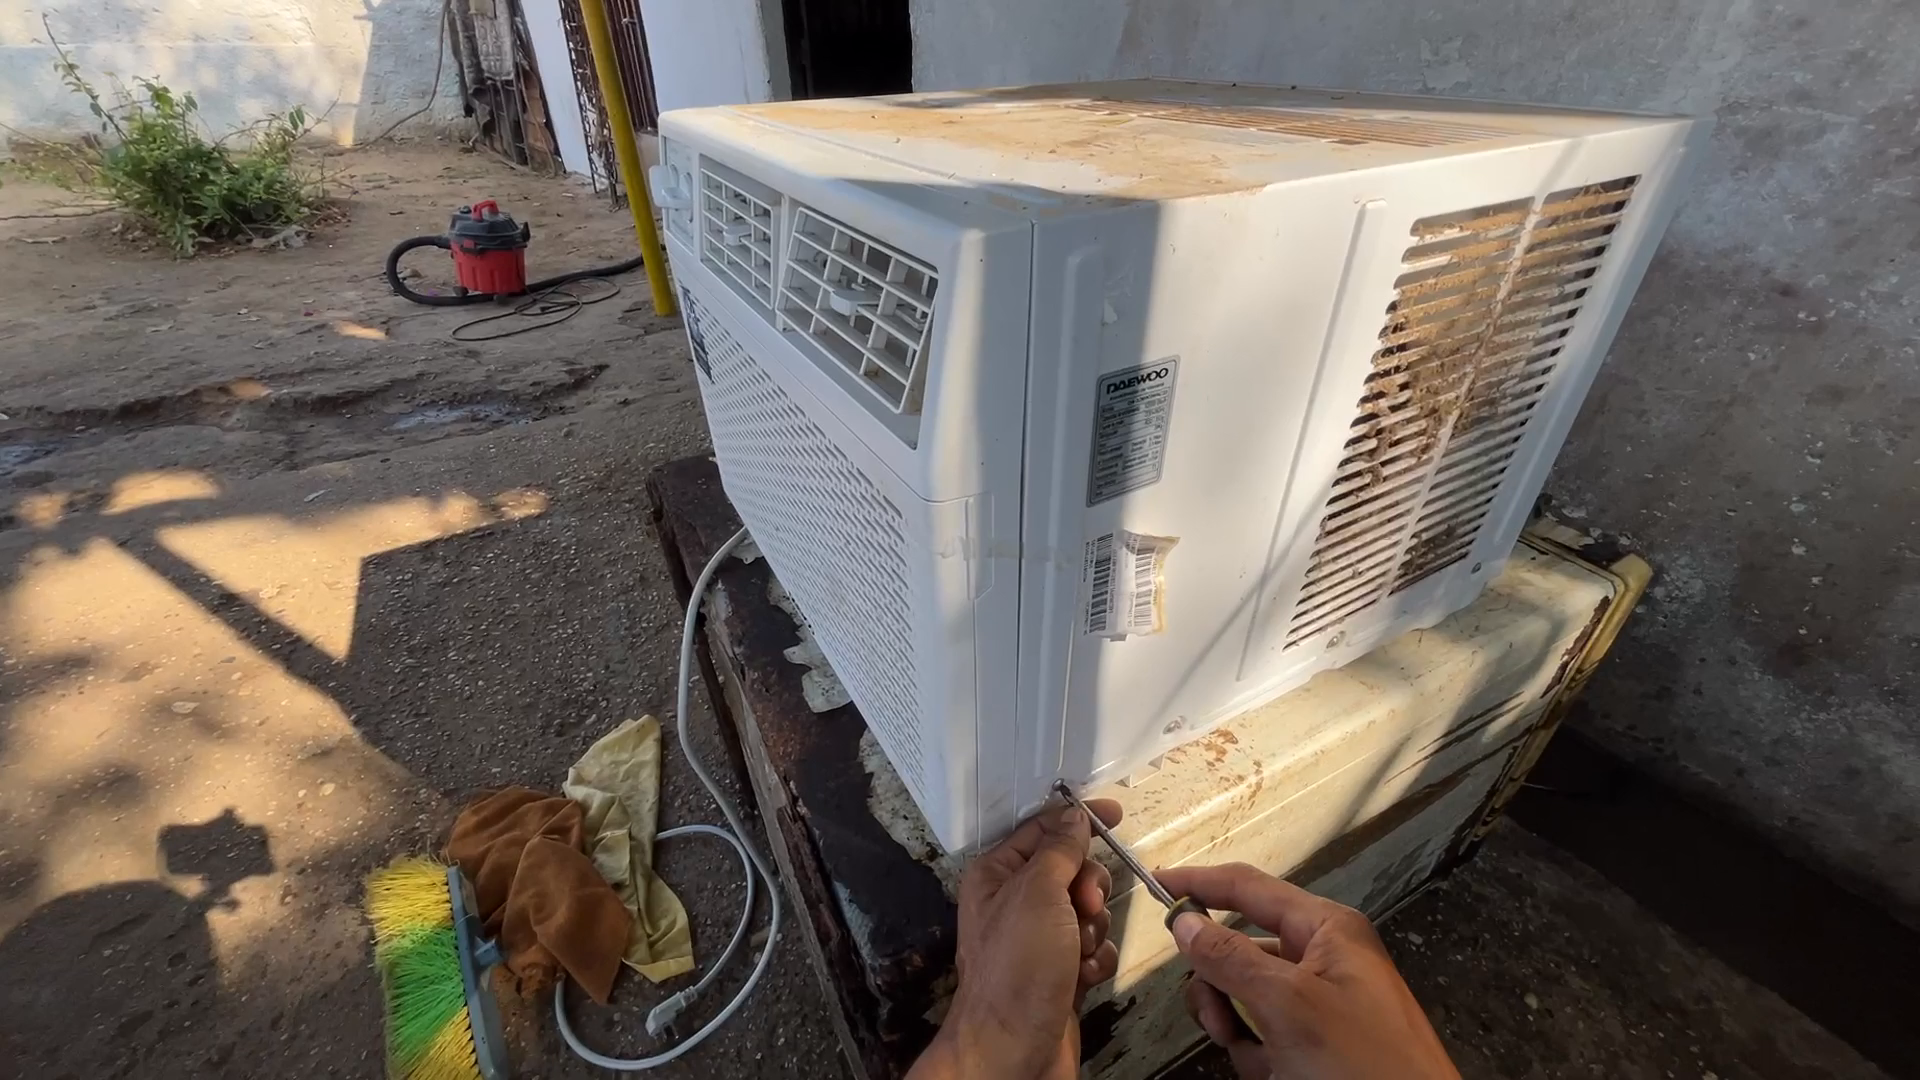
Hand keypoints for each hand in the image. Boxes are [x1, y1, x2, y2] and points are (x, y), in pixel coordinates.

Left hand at [909, 799, 1123, 1079]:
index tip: (1114, 814)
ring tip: (1076, 952)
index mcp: (997, 873)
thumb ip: (1060, 850)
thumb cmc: (1018, 966)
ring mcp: (1039, 938)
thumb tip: (1075, 817)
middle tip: (1083, 906)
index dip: (1078, 819)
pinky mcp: (1061, 971)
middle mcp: (1015, 899)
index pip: (1043, 829)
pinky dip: (1095, 958)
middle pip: (1071, 868)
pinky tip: (1083, 977)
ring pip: (1088, 909)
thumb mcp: (1038, 893)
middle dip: (1087, 886)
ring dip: (1092, 927)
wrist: (1013, 1057)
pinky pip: (1094, 946)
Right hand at [1156, 863, 1457, 1079]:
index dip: (1197, 881)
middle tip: (1217, 1021)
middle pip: (1239, 946)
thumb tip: (1183, 919)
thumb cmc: (1363, 1067)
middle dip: (1220, 984)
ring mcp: (1322, 1004)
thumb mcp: (1288, 1007)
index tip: (1154, 885)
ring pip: (1246, 994)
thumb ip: (1229, 957)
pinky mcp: (1320, 1045)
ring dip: (1238, 1026)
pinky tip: (1275, 1076)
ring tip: (1258, 1060)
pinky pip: (1265, 1032)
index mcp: (1326, 929)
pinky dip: (1259, 1055)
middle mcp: (1323, 957)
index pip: (1245, 886)